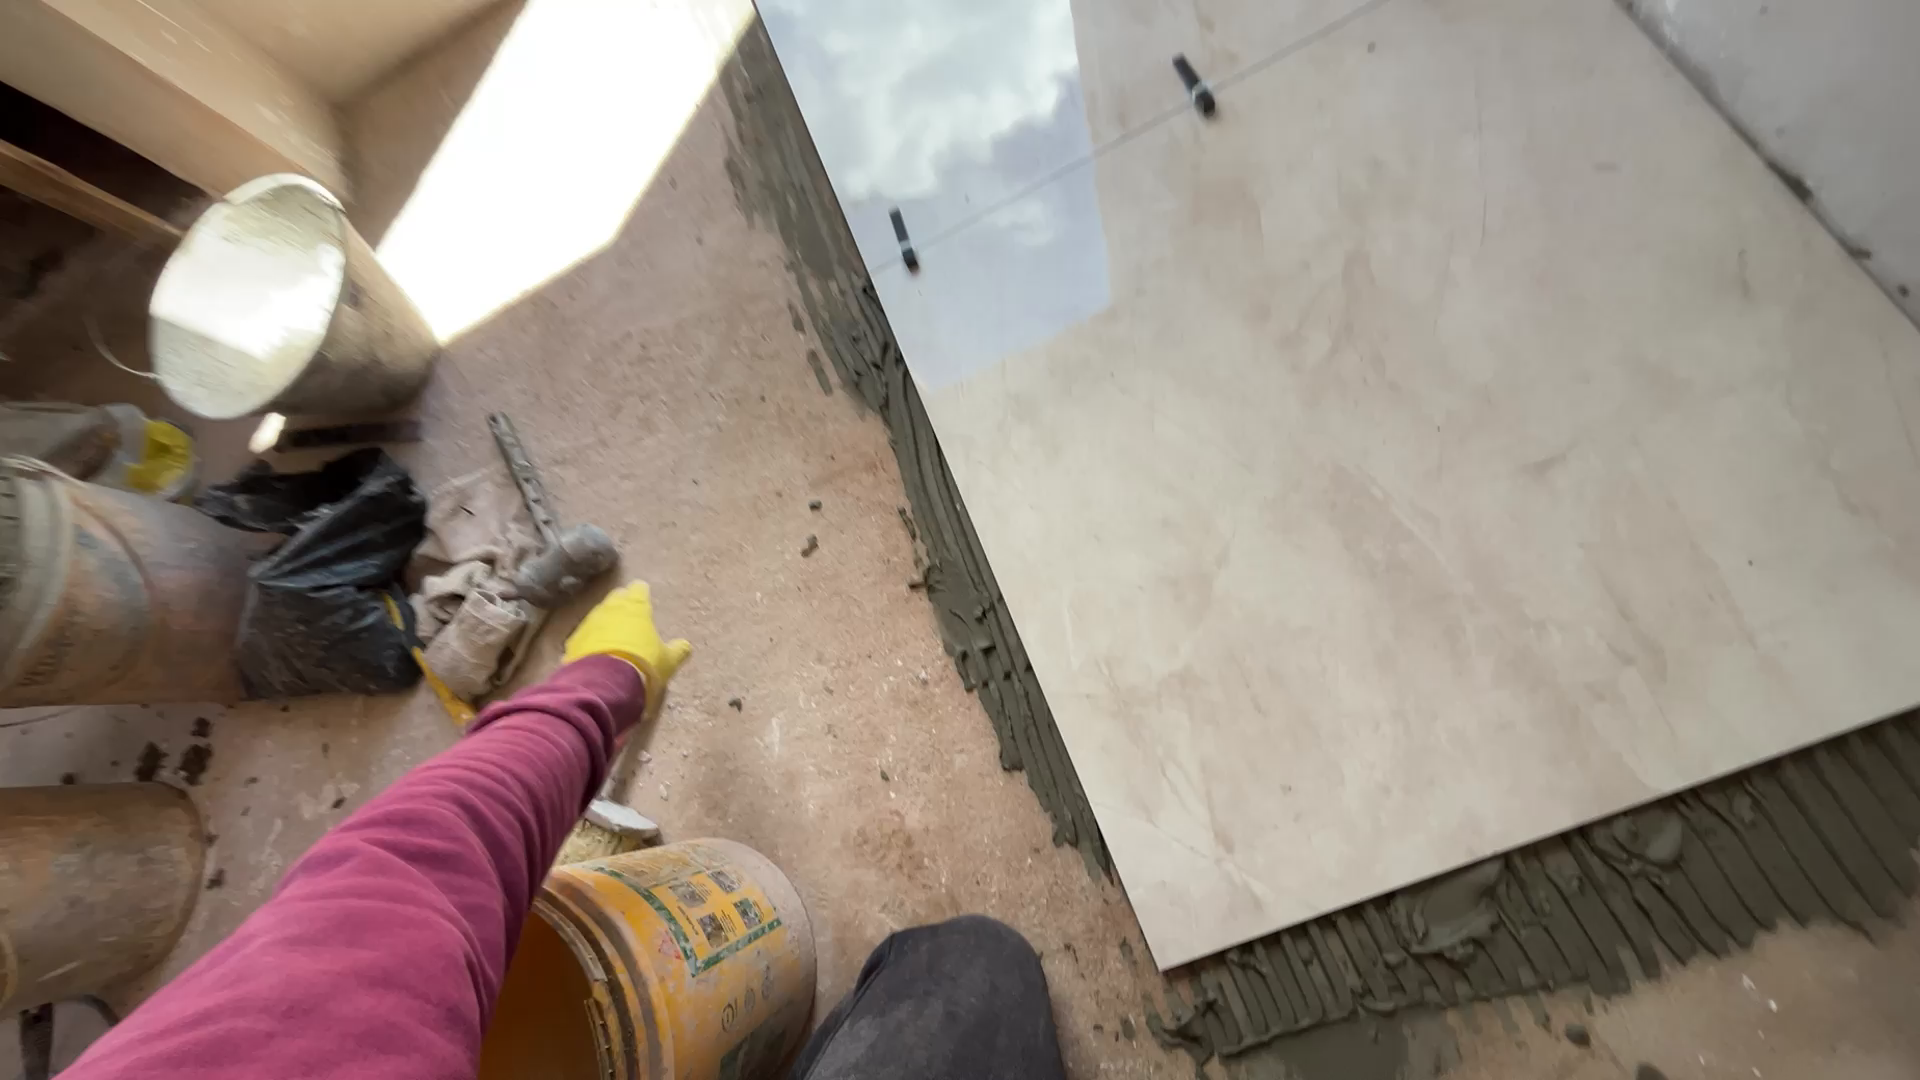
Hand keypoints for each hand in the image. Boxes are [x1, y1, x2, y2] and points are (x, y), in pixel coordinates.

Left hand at [563, 581, 691, 721]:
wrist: (604, 686)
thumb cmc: (643, 666)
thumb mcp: (668, 661)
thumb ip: (677, 650)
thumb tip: (685, 645)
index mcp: (636, 609)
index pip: (639, 590)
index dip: (641, 591)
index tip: (643, 591)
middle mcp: (610, 611)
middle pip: (615, 598)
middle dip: (621, 600)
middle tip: (627, 606)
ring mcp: (589, 626)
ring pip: (597, 614)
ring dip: (605, 618)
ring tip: (611, 627)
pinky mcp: (573, 643)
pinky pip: (584, 635)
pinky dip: (590, 637)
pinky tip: (593, 646)